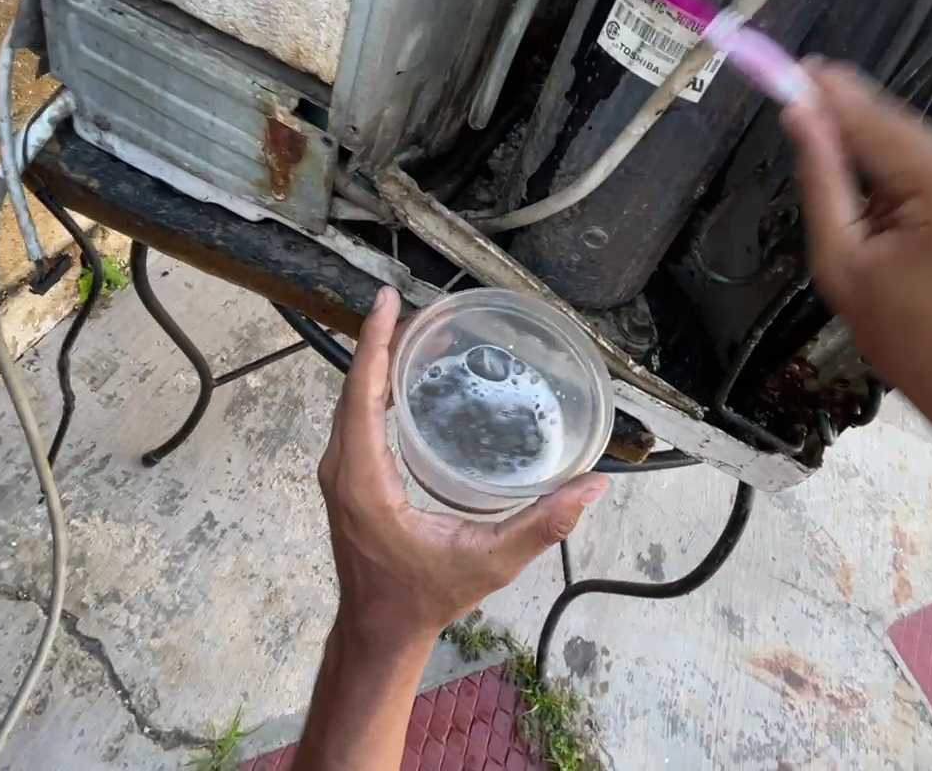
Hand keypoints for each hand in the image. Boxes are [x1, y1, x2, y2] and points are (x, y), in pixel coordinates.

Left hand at [317, 287, 608, 649]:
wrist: (380, 630)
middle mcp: (343, 468)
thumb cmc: (427, 596)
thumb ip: (542, 525)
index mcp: (365, 479)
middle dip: (382, 339)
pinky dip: (374, 384)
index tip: (386, 300)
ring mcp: (340, 471)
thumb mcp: (490, 561)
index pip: (362, 394)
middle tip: (419, 306)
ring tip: (415, 327)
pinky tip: (403, 373)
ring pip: (351, 399)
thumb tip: (592, 484)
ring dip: (377, 359)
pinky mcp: (347, 476)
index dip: (374, 342)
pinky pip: (355, 415)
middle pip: (354, 386)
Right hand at [781, 61, 931, 497]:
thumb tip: (801, 116)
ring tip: (928, 263)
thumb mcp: (847, 270)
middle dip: (885, 180)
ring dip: (924, 194)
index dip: (832, 95)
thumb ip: (823, 183)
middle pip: (914, 148)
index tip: (800, 68)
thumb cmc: (925, 349)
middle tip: (878, 244)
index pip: (875, 118)